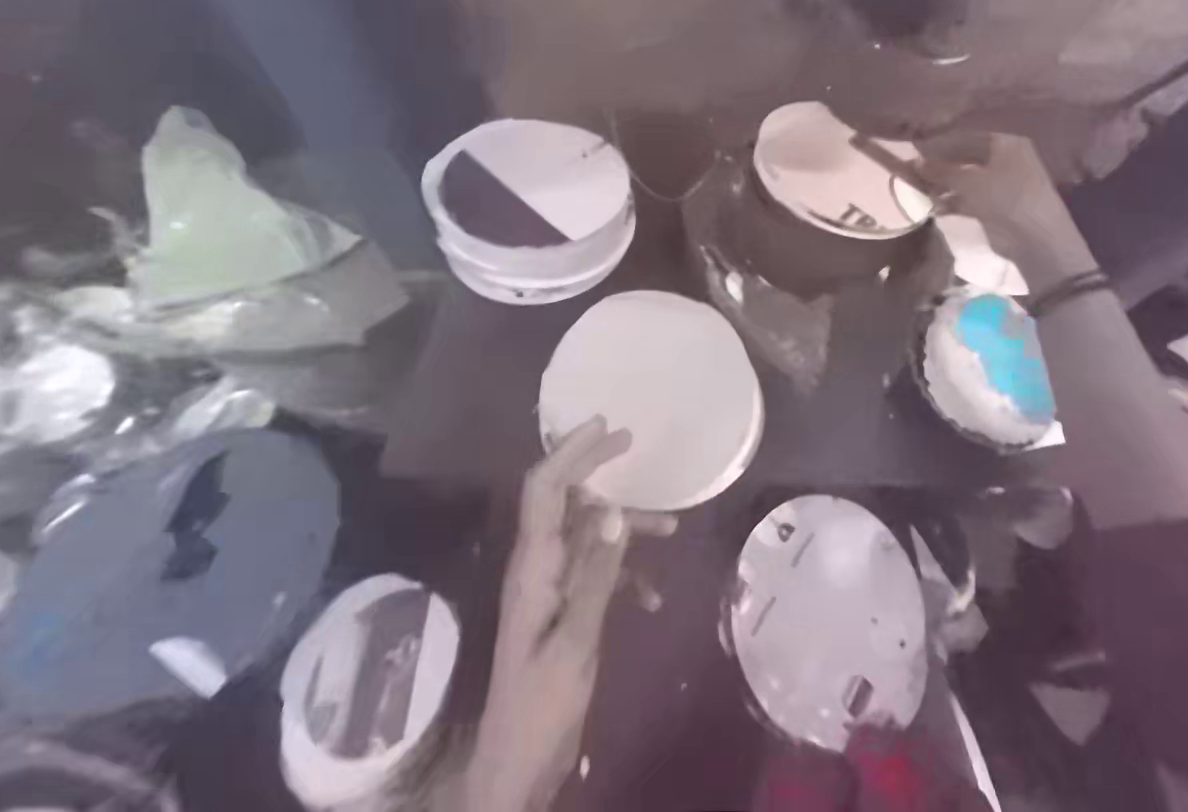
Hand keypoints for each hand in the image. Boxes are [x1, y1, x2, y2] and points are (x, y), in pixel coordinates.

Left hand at [460, 417, 674, 811]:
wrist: (516, 762)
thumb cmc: (542, 705)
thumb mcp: (576, 641)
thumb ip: (596, 574)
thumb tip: (612, 512)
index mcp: (532, 564)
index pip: (544, 488)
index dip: (570, 451)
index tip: (604, 425)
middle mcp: (537, 562)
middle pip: (562, 496)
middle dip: (593, 466)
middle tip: (629, 442)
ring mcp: (550, 582)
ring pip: (586, 532)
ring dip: (623, 526)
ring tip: (670, 528)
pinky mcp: (563, 603)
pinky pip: (595, 569)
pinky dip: (624, 572)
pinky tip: (653, 597)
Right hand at [917, 131, 1096, 293]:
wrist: (1034, 237)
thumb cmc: (1004, 197)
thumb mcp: (968, 180)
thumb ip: (940, 170)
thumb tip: (914, 161)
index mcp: (1005, 144)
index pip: (966, 138)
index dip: (939, 145)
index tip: (915, 152)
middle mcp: (1005, 159)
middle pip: (964, 159)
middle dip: (938, 167)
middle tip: (913, 174)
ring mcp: (1001, 183)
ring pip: (964, 180)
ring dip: (942, 186)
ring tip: (920, 193)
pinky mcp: (996, 205)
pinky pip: (968, 198)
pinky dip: (952, 202)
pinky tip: (934, 209)